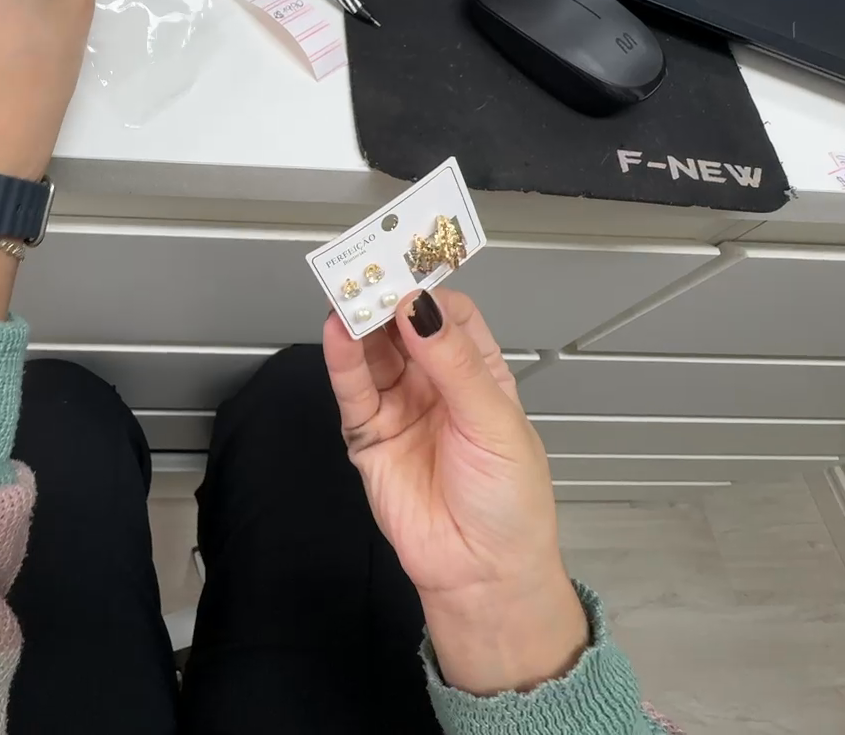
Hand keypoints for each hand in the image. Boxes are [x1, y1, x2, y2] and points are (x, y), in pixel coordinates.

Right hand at [322, 288, 588, 695]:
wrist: (480, 574)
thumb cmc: (508, 499)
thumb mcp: (492, 422)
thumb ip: (453, 362)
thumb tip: (418, 304)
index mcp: (476, 372)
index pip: (448, 315)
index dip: (427, 291)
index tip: (408, 271)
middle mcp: (433, 381)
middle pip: (402, 326)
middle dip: (385, 299)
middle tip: (366, 271)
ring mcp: (397, 404)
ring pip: (373, 351)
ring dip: (359, 322)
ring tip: (345, 294)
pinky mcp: (366, 431)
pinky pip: (352, 387)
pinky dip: (341, 358)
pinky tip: (335, 330)